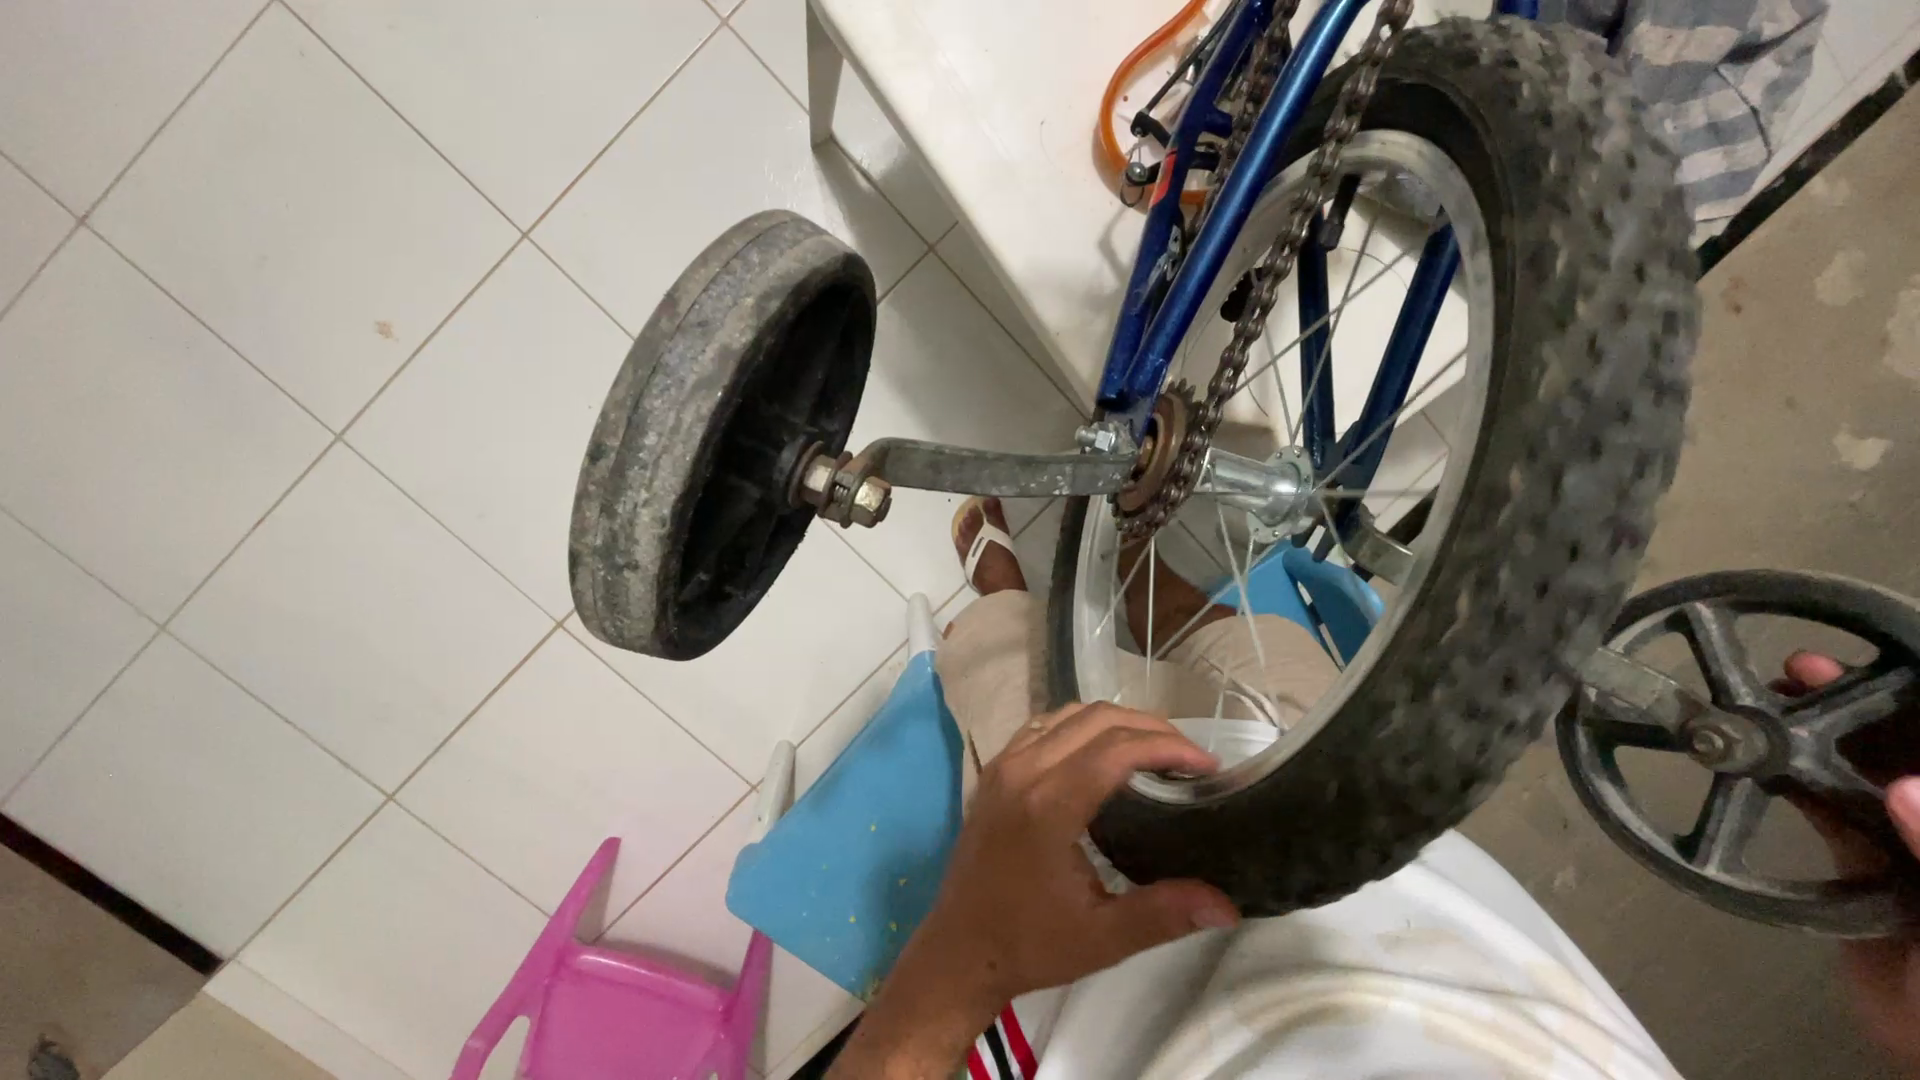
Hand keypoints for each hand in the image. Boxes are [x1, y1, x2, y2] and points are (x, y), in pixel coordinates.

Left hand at [828, 703, 1238, 1077]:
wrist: (960, 948)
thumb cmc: (1030, 944)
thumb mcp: (1102, 938)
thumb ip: (1164, 914)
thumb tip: (1228, 905)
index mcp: (1049, 804)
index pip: (1118, 748)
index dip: (1168, 746)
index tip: (1207, 765)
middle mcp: (1023, 770)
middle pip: (1097, 719)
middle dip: (1150, 727)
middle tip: (1188, 757)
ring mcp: (1004, 764)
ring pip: (1068, 714)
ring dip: (1116, 722)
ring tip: (1154, 750)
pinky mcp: (994, 770)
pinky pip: (1043, 725)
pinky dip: (1081, 726)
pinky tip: (1102, 753)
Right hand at [1783, 652, 1919, 1071]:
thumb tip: (1899, 785)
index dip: (1906, 694)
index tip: (1866, 662)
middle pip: (1904, 748)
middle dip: (1858, 705)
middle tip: (1800, 667)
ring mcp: (1908, 843)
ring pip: (1864, 769)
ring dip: (1817, 734)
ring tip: (1772, 692)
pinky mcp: (1860, 866)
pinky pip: (1825, 809)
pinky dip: (1793, 778)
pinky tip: (1761, 755)